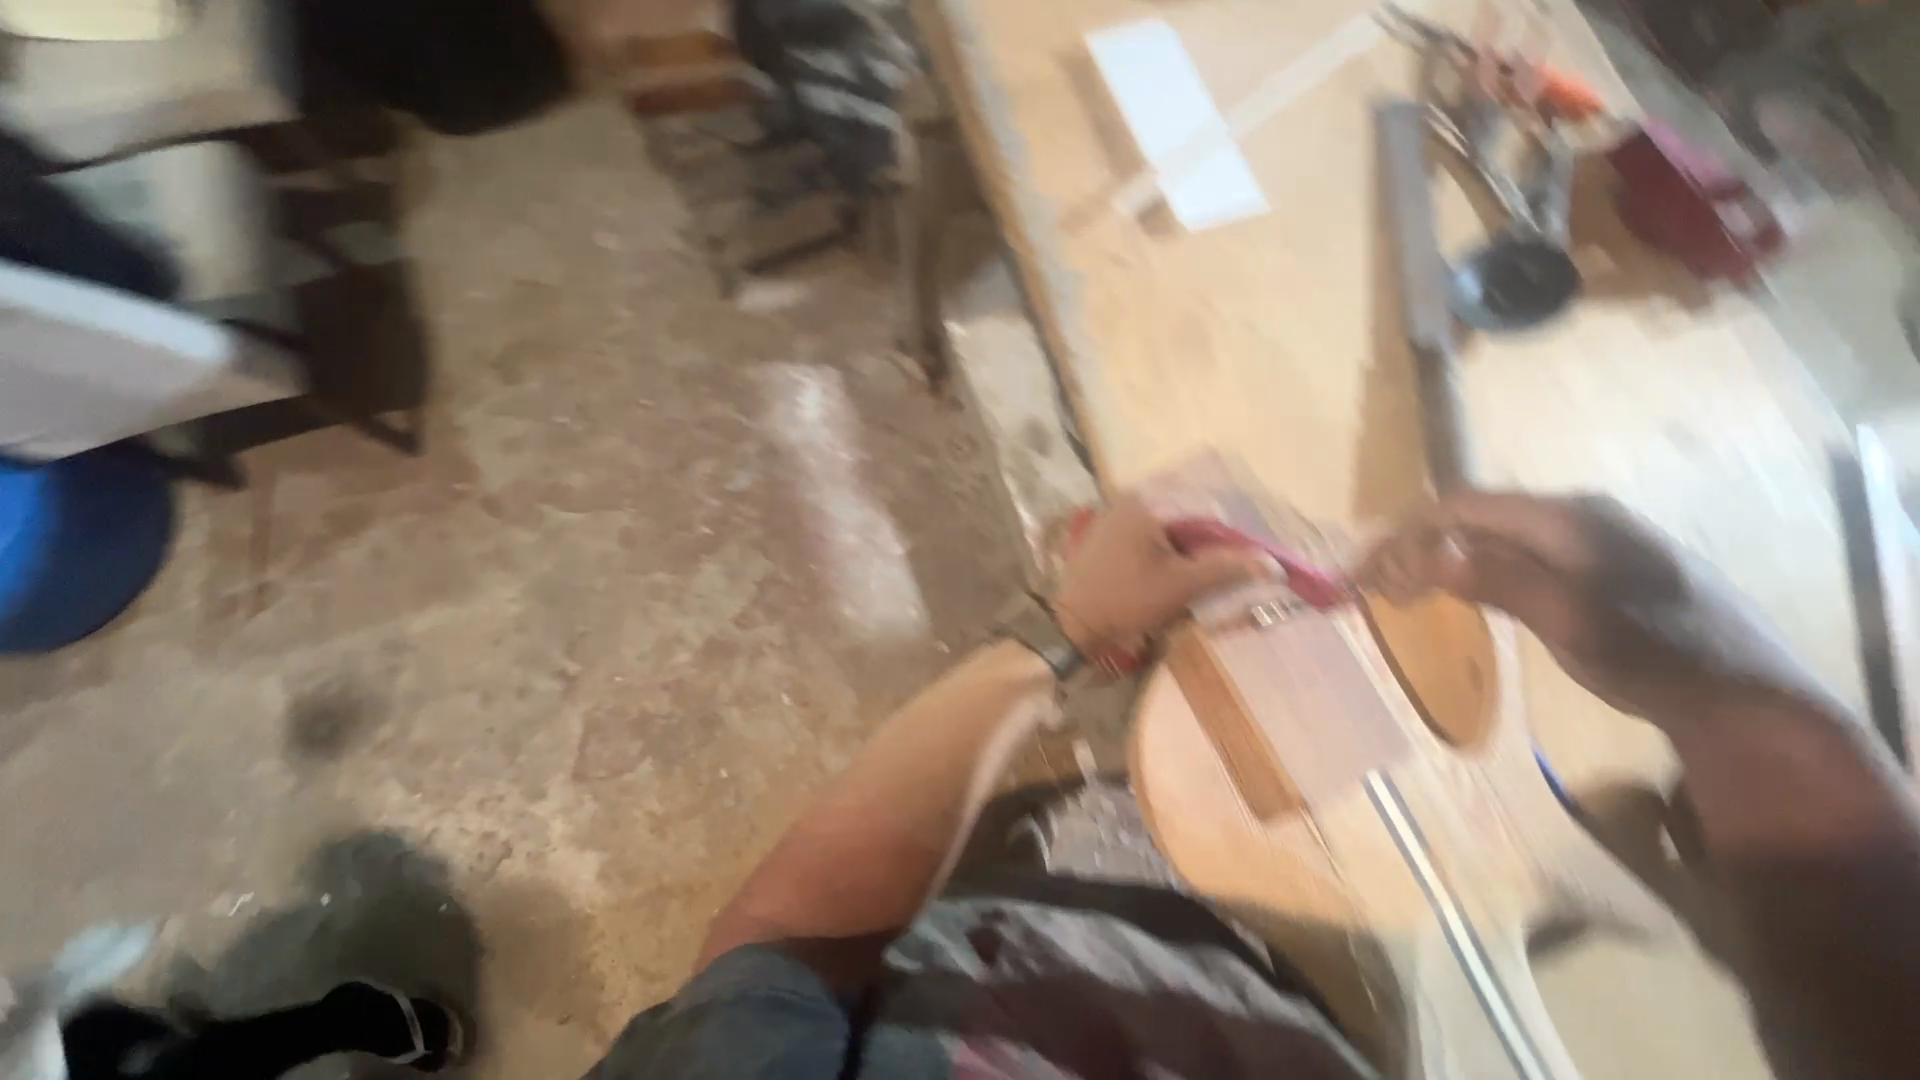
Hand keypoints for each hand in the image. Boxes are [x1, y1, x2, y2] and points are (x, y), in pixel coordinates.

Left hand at [1051, 495, 1275, 654]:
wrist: (1072, 624)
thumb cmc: (1126, 600)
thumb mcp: (1181, 585)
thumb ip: (1225, 568)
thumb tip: (1272, 563)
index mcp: (1146, 503)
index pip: (1205, 505)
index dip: (1231, 531)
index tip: (1247, 555)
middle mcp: (1129, 501)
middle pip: (1185, 513)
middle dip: (1209, 538)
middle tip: (1231, 564)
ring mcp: (1114, 517)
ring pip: (1167, 525)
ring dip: (1188, 545)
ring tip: (1208, 570)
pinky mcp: (1107, 537)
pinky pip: (1148, 535)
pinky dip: (1166, 549)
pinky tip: (1177, 570)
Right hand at [1356, 493, 1831, 728]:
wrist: (1742, 692)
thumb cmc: (1655, 653)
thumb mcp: (1574, 619)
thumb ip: (1501, 581)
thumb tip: (1428, 554)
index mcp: (1564, 517)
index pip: (1462, 507)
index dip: (1405, 535)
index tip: (1366, 574)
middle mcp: (1568, 516)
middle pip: (1469, 518)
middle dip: (1413, 547)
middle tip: (1374, 589)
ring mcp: (1579, 541)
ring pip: (1486, 537)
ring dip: (1436, 559)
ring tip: (1399, 593)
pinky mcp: (1585, 568)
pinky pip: (1508, 556)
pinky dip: (1467, 571)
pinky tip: (1453, 592)